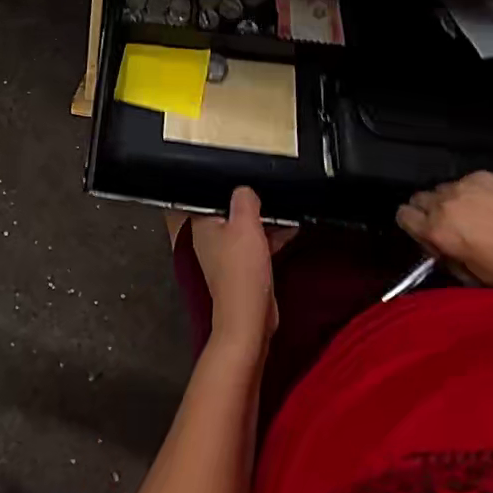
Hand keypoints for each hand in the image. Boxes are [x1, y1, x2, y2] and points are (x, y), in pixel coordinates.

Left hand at [190, 187, 294, 352]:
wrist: (249, 315)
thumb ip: (244, 200)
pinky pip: (256, 244)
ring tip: (287, 207)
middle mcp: (209, 236)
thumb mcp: (245, 224)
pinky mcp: (242, 266)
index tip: (248, 178)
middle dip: (252, 203)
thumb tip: (245, 189)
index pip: (211, 195)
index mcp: (201, 223)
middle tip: (273, 192)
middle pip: (230, 211)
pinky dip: (270, 236)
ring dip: (265, 219)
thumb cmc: (242, 268)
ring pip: (245, 227)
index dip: (229, 186)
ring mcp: (225, 252)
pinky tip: (291, 228)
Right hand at [396, 171, 492, 296]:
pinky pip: (468, 182)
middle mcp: (446, 203)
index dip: (414, 228)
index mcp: (439, 230)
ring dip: (452, 202)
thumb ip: (450, 259)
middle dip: (430, 213)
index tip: (430, 238)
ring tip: (479, 218)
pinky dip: (475, 193)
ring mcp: (468, 186)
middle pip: (419, 199)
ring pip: (443, 189)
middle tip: (454, 230)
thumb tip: (444, 251)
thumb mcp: (480, 278)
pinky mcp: (490, 177)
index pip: (403, 216)